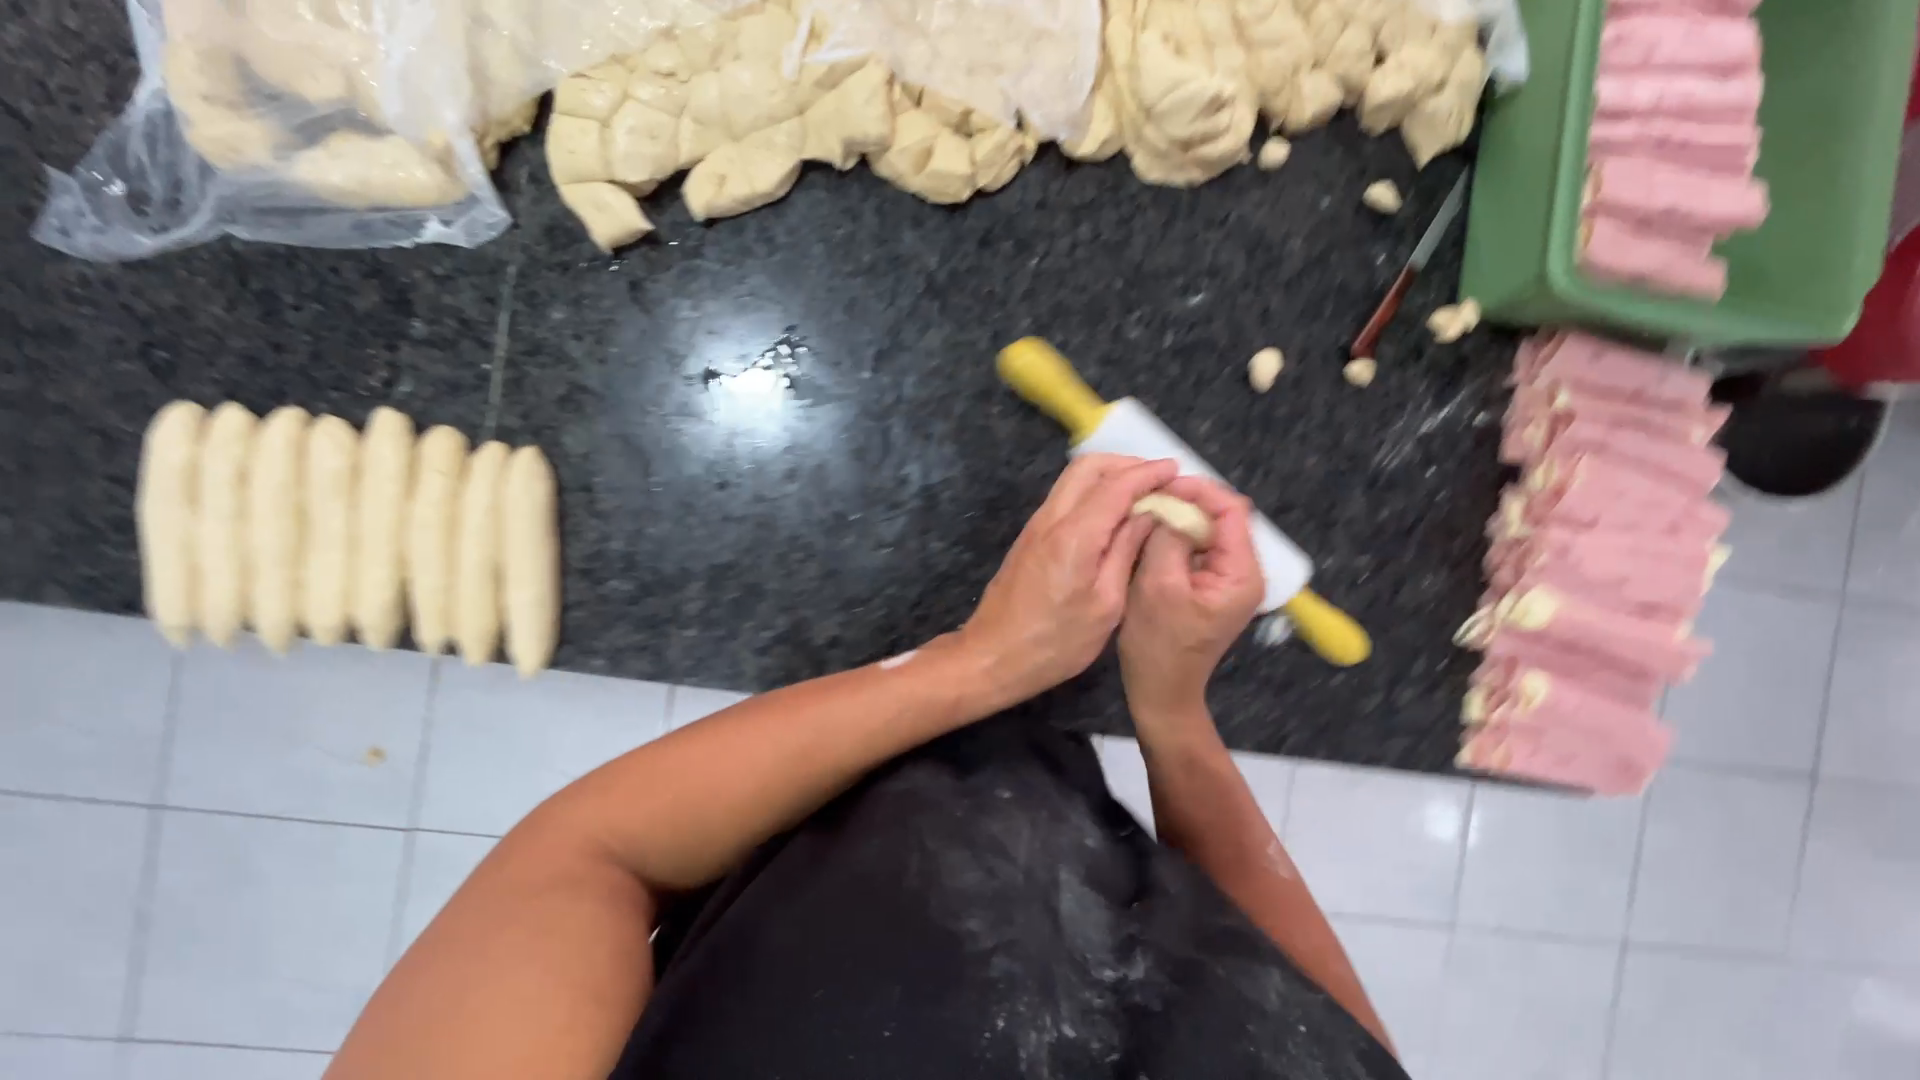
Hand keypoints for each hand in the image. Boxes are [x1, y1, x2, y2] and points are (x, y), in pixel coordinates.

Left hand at [958, 454, 1180, 709]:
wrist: (992, 656)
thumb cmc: (1056, 642)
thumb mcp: (1107, 604)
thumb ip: (1127, 551)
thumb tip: (1149, 513)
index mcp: (1074, 535)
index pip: (1116, 485)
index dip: (1148, 473)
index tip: (1176, 470)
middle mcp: (1051, 519)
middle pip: (1088, 467)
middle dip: (1126, 465)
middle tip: (1158, 481)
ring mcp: (1036, 526)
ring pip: (1073, 480)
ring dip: (1108, 477)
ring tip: (1141, 496)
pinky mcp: (1030, 537)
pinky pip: (1065, 498)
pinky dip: (1092, 493)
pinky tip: (1113, 516)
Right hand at [1118, 476, 1265, 728]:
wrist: (1161, 691)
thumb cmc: (1158, 643)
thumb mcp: (1157, 583)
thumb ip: (1168, 536)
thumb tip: (1169, 503)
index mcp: (1242, 573)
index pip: (1232, 510)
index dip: (1199, 491)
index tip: (1161, 488)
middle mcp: (1245, 573)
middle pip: (1223, 518)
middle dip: (1187, 504)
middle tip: (1149, 501)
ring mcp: (1230, 582)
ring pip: (1209, 531)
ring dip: (1180, 520)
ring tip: (1147, 516)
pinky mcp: (1213, 588)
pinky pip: (1199, 550)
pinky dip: (1178, 539)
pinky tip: (1153, 539)